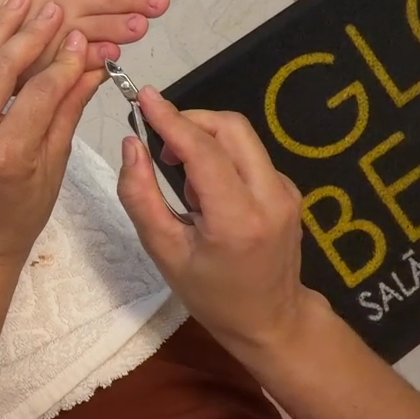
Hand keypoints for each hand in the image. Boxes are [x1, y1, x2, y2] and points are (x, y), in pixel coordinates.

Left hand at [0, 0, 104, 265]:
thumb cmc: (21, 209)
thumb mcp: (54, 164)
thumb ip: (69, 110)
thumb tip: (94, 66)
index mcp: (7, 154)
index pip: (41, 93)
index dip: (65, 62)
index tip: (82, 38)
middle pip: (1, 69)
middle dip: (30, 34)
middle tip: (52, 8)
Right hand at [115, 89, 329, 357]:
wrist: (270, 321)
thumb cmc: (210, 293)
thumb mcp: (162, 250)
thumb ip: (140, 195)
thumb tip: (132, 144)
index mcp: (238, 219)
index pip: (204, 151)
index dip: (171, 119)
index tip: (143, 97)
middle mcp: (270, 197)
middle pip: (230, 128)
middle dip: (189, 121)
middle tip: (160, 143)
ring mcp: (285, 191)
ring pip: (240, 137)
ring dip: (203, 139)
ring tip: (180, 178)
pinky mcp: (287, 190)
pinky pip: (247, 154)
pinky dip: (218, 155)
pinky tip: (204, 191)